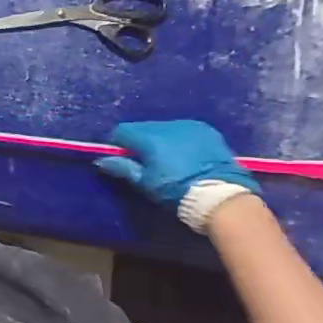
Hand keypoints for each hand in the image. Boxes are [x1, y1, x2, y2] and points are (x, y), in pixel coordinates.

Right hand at [95, 120, 260, 231]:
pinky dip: (180, 140)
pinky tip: (186, 156)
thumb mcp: (145, 183)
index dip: (119, 145)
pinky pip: (184, 131)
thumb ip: (122, 168)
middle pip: (143, 128)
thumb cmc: (177, 191)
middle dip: (140, 142)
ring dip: (161, 140)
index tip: (123, 160)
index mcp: (149, 137)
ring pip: (164, 129)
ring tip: (168, 161)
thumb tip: (101, 160)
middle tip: (146, 163)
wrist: (221, 196)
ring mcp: (189, 126)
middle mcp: (167, 125)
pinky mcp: (207, 131)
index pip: (122, 131)